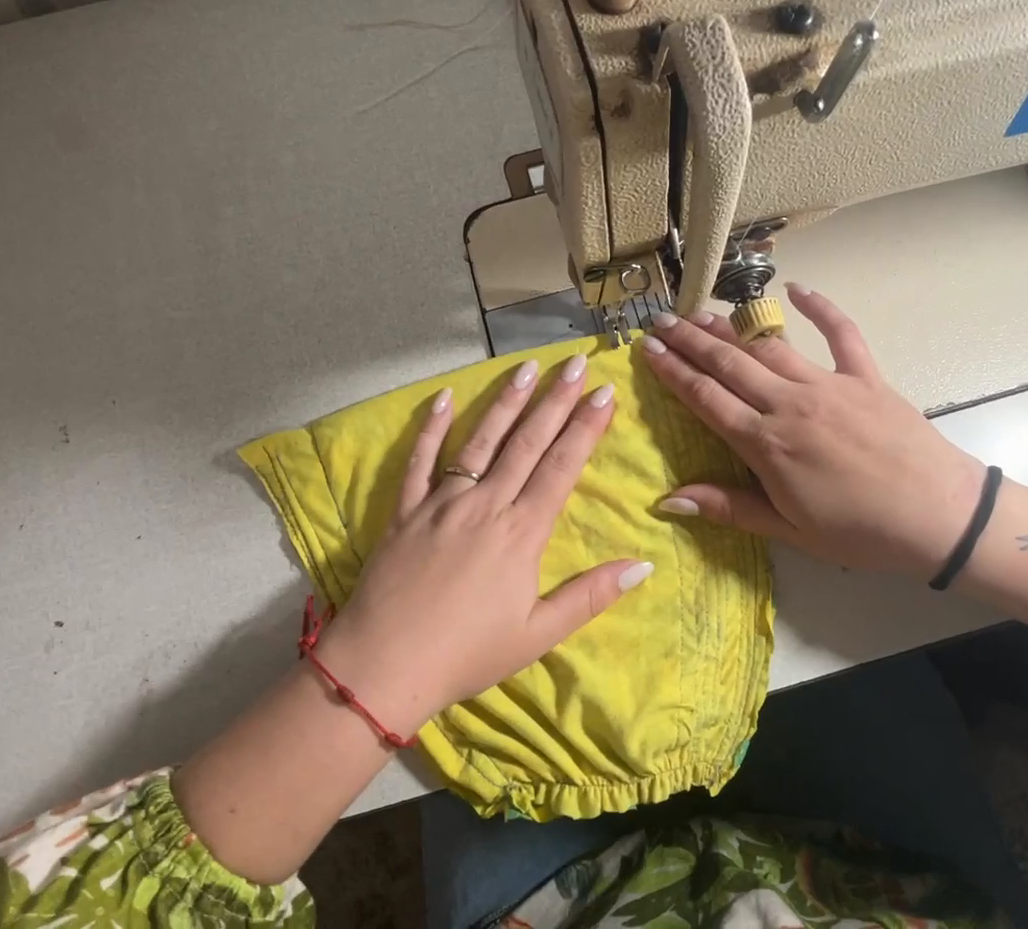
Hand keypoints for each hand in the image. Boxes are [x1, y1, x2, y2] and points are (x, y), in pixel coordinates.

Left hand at [314, 353, 653, 731]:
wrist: (383, 664)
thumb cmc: (467, 654)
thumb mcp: (538, 635)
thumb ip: (590, 595)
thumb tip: (644, 565)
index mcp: (521, 533)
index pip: (561, 467)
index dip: (585, 428)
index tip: (604, 393)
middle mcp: (485, 505)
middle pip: (526, 443)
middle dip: (555, 400)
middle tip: (576, 363)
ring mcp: (441, 503)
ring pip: (480, 441)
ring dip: (505, 402)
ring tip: (527, 367)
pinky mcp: (405, 510)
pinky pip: (419, 461)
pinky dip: (431, 427)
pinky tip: (443, 397)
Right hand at [640, 284, 985, 580]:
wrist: (941, 518)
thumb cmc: (861, 533)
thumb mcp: (790, 531)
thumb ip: (729, 507)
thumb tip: (667, 499)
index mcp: (766, 444)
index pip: (706, 399)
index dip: (672, 371)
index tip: (647, 349)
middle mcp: (790, 404)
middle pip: (729, 365)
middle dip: (690, 341)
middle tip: (660, 321)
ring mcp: (829, 385)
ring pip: (769, 347)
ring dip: (732, 328)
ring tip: (701, 313)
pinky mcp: (866, 377)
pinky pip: (841, 334)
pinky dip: (821, 307)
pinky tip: (797, 289)